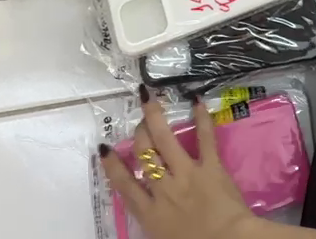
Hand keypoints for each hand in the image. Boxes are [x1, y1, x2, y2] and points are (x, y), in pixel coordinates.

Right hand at [100, 96, 259, 238]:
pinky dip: (202, 119)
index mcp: (151, 213)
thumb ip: (152, 219)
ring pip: (165, 139)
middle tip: (139, 123)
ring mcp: (187, 174)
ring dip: (155, 115)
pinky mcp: (211, 167)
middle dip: (139, 134)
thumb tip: (144, 205)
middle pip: (144, 153)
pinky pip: (205, 139)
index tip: (104, 148)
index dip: (112, 165)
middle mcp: (164, 189)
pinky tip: (197, 101)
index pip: (125, 185)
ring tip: (148, 96)